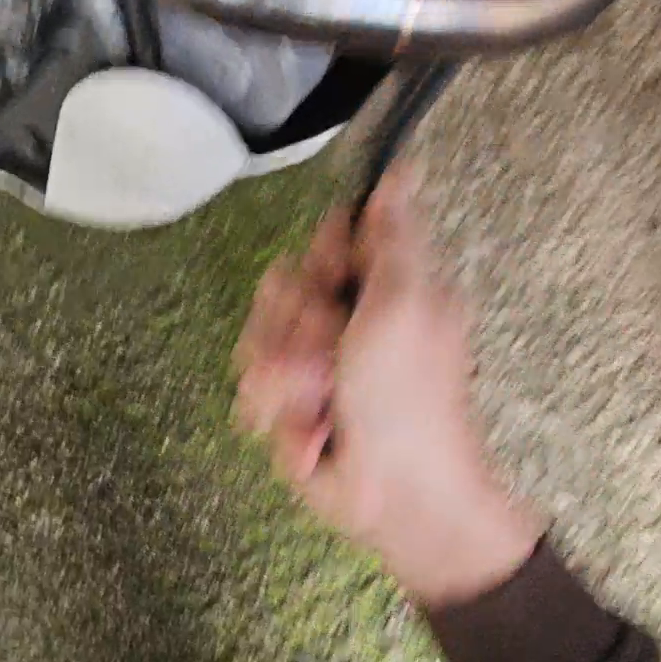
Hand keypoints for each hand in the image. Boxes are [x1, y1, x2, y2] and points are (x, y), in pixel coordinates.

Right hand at [236, 172, 544, 605]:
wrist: (394, 493)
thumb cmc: (408, 400)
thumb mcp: (406, 305)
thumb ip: (395, 237)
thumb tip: (403, 168)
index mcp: (383, 286)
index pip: (328, 238)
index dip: (321, 259)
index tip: (334, 289)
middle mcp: (344, 319)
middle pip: (283, 286)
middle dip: (296, 328)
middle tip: (328, 361)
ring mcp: (311, 364)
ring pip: (258, 336)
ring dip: (283, 377)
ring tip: (317, 407)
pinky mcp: (285, 405)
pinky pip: (252, 386)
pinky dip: (276, 412)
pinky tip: (306, 433)